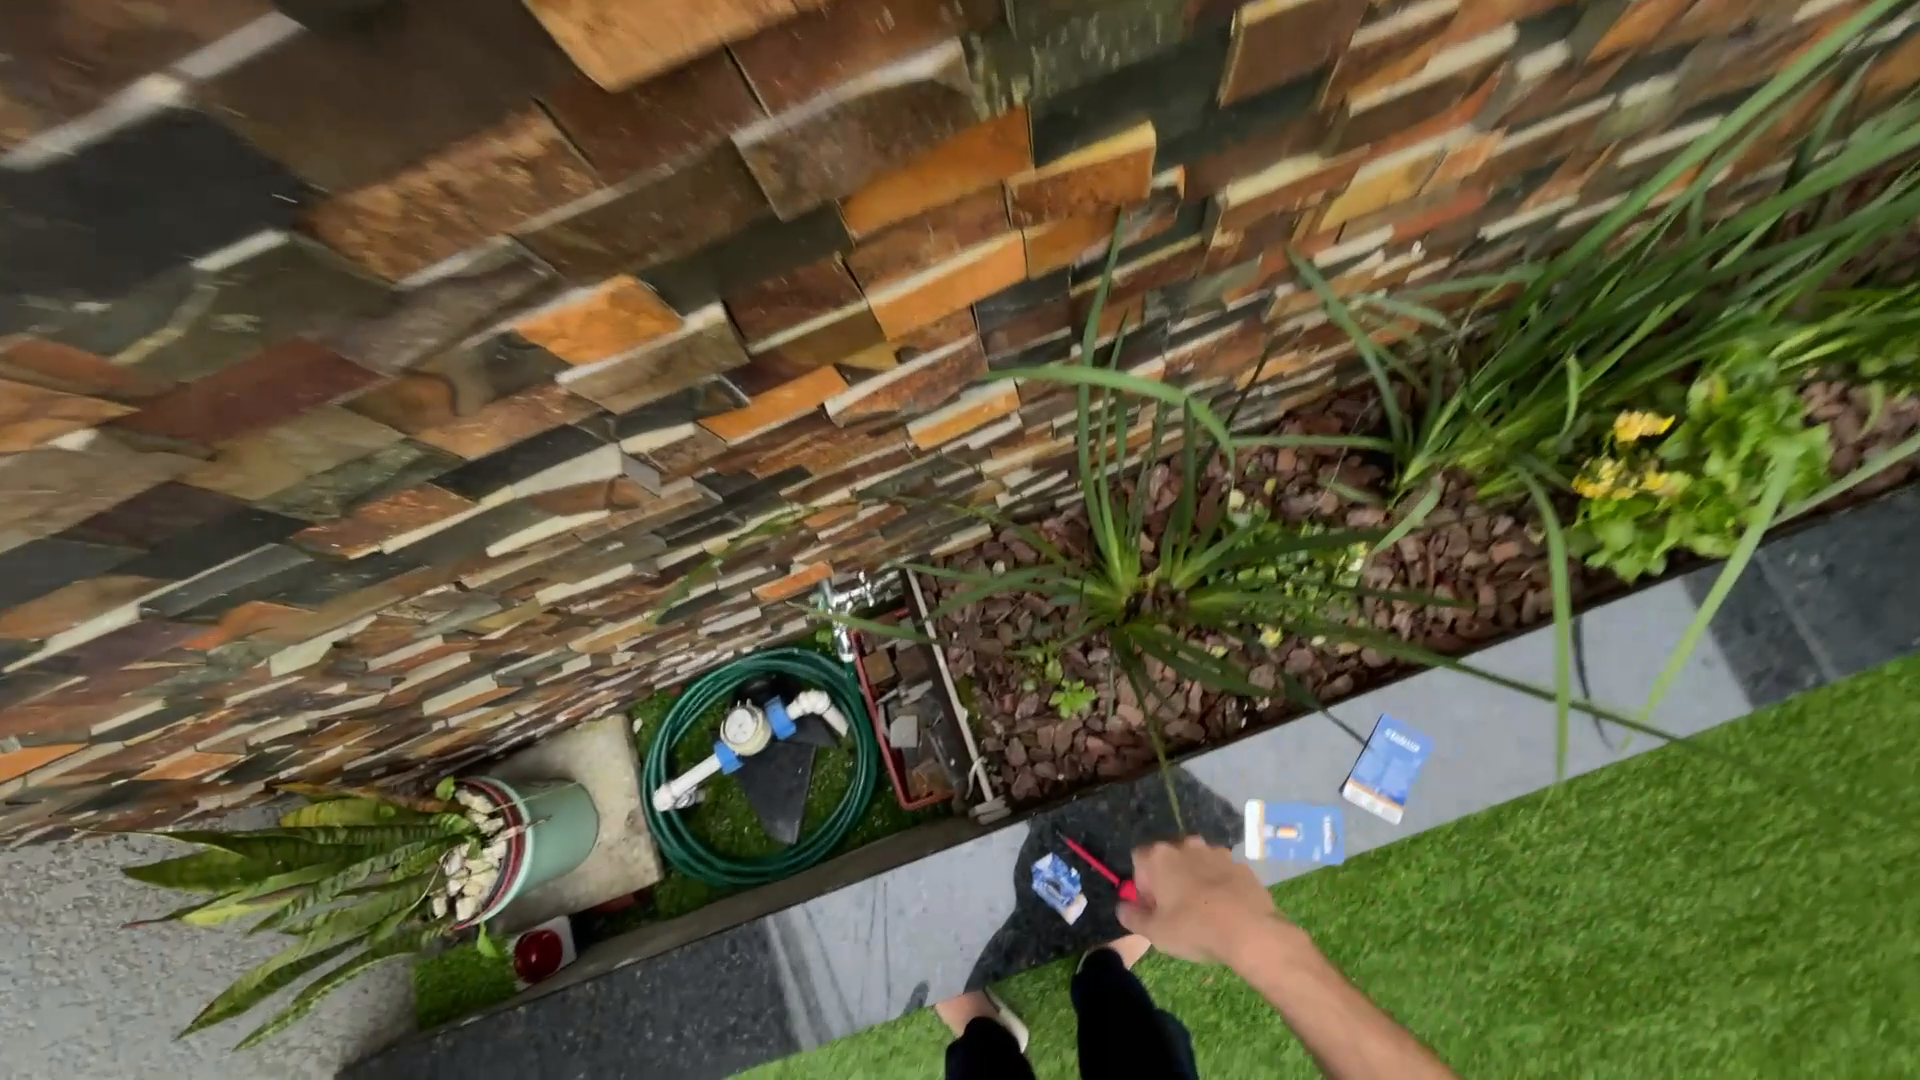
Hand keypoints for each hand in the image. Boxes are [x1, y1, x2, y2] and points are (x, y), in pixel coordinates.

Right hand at [1117, 837, 1284, 964]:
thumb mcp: (1154, 933)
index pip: (1138, 860)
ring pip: (1196, 863)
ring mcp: (1215, 851)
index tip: (1153, 907)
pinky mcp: (1239, 863)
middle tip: (1176, 910)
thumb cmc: (1194, 929)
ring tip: (1204, 910)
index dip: (1142, 885)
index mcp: (1159, 856)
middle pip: (1167, 858)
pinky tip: (1226, 909)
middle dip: (1168, 879)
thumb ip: (1132, 917)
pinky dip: (1219, 884)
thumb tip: (1122, 907)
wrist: (1250, 931)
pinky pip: (1220, 871)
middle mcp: (1185, 845)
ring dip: (1194, 879)